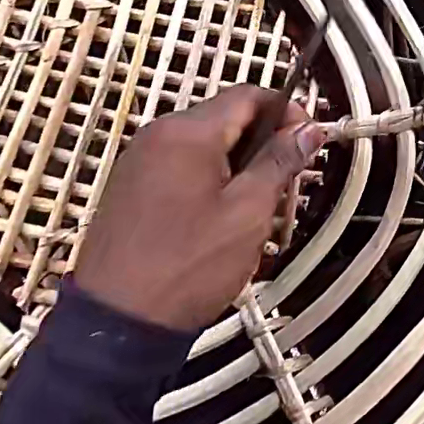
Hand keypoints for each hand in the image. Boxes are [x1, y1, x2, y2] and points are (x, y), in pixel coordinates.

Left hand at [75, 87, 321, 331]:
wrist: (115, 327)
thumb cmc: (184, 268)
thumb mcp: (249, 210)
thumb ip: (280, 161)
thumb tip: (308, 130)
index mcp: (187, 134)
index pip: (249, 95)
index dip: (287, 110)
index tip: (307, 136)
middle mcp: (158, 137)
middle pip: (228, 116)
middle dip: (266, 139)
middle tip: (290, 173)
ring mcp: (140, 162)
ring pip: (208, 142)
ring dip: (242, 160)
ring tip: (260, 200)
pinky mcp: (132, 187)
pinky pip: (184, 163)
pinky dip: (213, 175)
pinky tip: (226, 212)